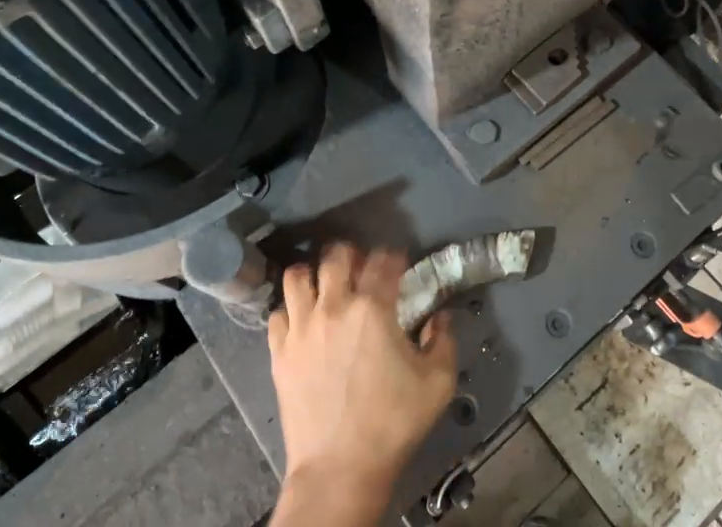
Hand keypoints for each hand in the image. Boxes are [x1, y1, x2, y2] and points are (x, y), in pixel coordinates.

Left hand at [269, 244, 457, 496]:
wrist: (340, 467)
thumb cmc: (392, 423)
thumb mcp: (438, 383)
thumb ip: (443, 341)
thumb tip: (439, 317)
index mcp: (373, 309)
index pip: (382, 261)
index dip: (392, 255)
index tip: (398, 262)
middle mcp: (333, 307)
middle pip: (334, 257)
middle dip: (350, 254)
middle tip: (359, 267)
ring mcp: (301, 328)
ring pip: (297, 277)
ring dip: (313, 274)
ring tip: (324, 286)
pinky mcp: (279, 351)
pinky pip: (278, 313)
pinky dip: (291, 310)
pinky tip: (303, 322)